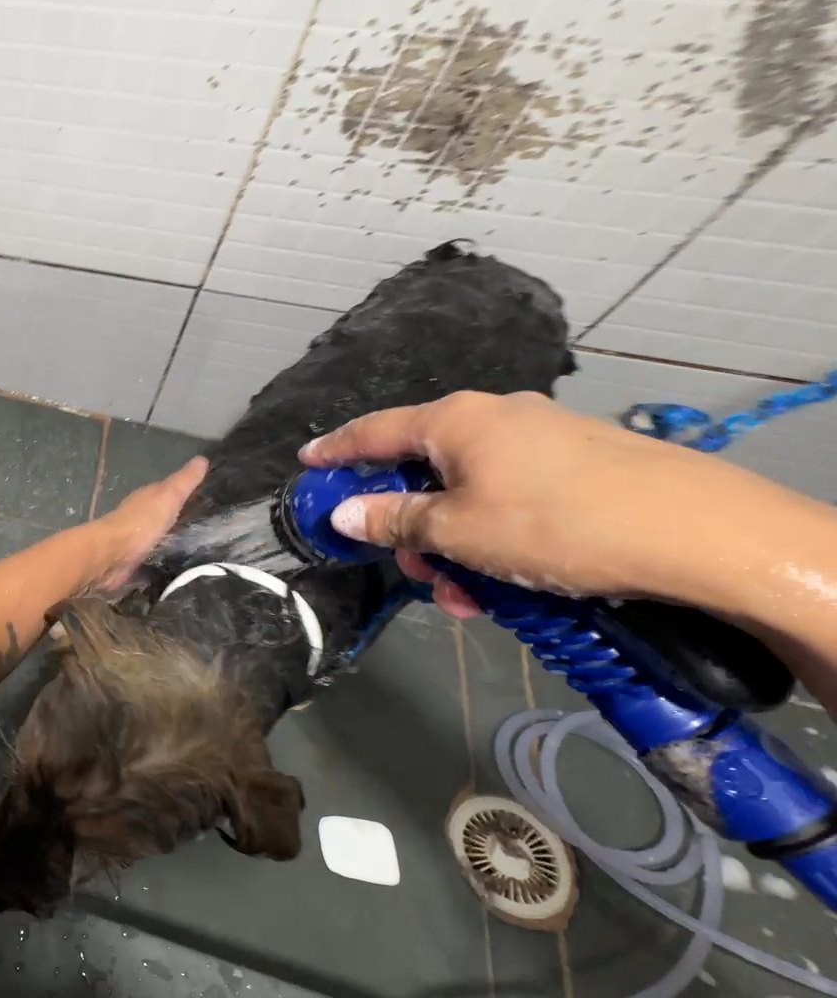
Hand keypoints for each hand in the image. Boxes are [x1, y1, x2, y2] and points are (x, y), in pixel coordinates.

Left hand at [88, 455, 208, 590]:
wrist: (112, 555)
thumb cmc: (140, 522)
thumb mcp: (167, 497)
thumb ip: (184, 482)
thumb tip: (202, 459)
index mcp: (149, 498)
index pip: (173, 492)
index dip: (192, 494)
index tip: (216, 499)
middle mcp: (142, 517)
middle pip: (169, 516)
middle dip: (188, 520)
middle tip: (218, 529)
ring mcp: (138, 541)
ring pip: (165, 538)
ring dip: (180, 542)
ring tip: (210, 551)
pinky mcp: (137, 563)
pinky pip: (159, 560)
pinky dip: (169, 561)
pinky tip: (187, 568)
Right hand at [298, 391, 784, 614]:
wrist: (704, 534)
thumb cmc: (555, 525)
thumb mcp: (457, 532)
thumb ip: (392, 520)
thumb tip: (344, 511)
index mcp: (455, 420)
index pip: (374, 430)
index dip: (336, 449)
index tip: (307, 462)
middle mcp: (496, 416)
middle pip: (425, 468)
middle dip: (409, 523)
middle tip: (411, 568)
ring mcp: (545, 436)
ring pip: (471, 490)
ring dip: (455, 543)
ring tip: (470, 595)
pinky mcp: (585, 462)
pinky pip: (514, 496)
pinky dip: (496, 535)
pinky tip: (510, 581)